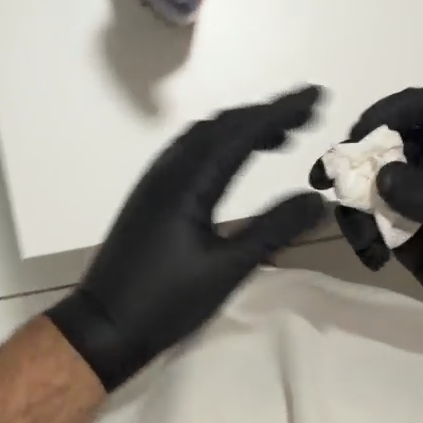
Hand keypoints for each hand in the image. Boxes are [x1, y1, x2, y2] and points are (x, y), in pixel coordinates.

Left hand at [49, 87, 326, 389]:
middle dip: (264, 115)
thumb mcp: (227, 270)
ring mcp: (152, 184)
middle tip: (305, 115)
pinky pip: (185, 154)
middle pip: (220, 127)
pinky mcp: (145, 200)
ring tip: (277, 137)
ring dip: (238, 129)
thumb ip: (273, 230)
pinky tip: (230, 163)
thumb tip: (318, 200)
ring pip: (199, 138)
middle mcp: (167, 172)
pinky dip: (216, 146)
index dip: (280, 110)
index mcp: (188, 184)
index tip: (316, 96)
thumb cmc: (166, 303)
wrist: (103, 326)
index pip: (241, 132)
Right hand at [309, 87, 422, 362]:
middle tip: (324, 181)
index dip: (391, 111)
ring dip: (354, 208)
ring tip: (363, 241)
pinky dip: (362, 240)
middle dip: (353, 159)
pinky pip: (374, 229)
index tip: (359, 136)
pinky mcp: (413, 244)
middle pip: (387, 146)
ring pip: (372, 190)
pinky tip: (374, 261)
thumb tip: (380, 176)